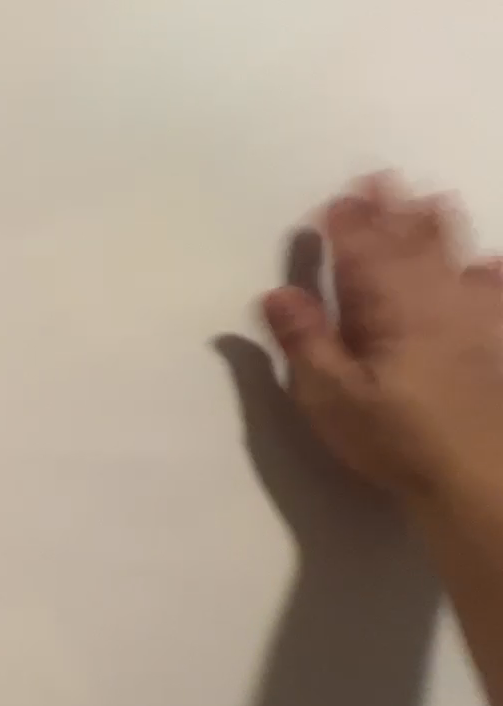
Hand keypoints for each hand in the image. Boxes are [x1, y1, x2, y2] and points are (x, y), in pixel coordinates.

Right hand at [263, 173, 502, 512]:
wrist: (476, 472)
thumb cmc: (388, 435)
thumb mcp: (326, 393)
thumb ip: (305, 340)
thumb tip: (279, 293)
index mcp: (393, 316)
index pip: (366, 260)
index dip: (349, 230)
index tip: (334, 200)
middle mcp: (441, 307)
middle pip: (415, 250)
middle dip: (394, 215)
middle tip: (381, 178)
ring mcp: (476, 323)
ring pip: (456, 262)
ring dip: (438, 230)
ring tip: (429, 199)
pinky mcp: (495, 345)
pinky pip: (494, 294)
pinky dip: (486, 272)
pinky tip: (484, 263)